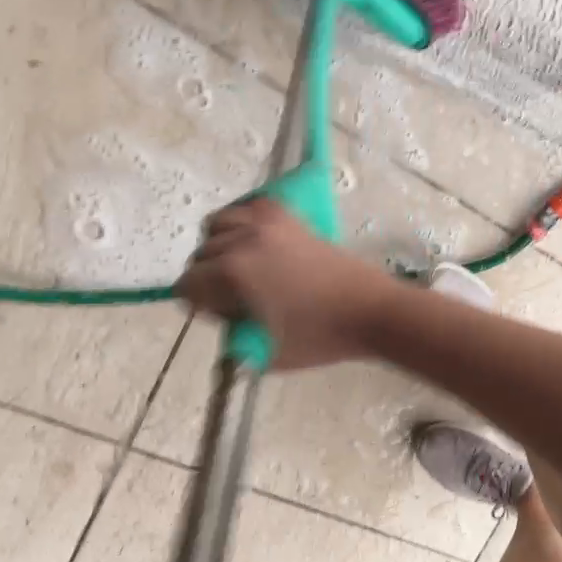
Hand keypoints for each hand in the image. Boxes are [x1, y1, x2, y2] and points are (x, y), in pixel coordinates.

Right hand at [176, 197, 399, 369]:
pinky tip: (260, 245)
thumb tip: (222, 323)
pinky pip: (248, 207)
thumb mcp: (269, 353)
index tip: (228, 316)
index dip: (204, 305)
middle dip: (213, 278)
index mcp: (232, 274)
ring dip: (223, 247)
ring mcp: (266, 223)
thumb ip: (235, 338)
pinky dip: (245, 223)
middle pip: (201, 255)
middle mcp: (242, 240)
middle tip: (243, 298)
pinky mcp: (289, 217)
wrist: (373, 311)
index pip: (188, 285)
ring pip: (218, 227)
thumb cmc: (324, 337)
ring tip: (249, 270)